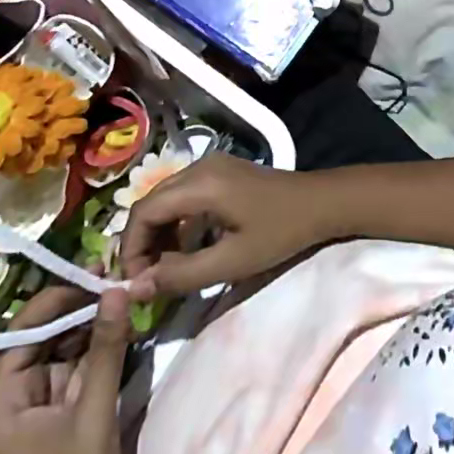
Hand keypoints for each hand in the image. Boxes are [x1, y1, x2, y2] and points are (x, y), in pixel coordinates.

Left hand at [0, 286, 132, 453]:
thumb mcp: (93, 412)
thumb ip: (105, 349)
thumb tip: (117, 288)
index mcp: (2, 406)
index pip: (20, 338)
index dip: (53, 304)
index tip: (90, 277)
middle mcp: (14, 403)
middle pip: (42, 342)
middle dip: (77, 311)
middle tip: (114, 280)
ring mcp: (39, 411)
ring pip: (63, 354)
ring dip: (92, 327)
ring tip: (122, 297)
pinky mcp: (62, 418)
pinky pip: (77, 371)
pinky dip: (98, 351)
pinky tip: (122, 328)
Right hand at [119, 155, 330, 297]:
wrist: (322, 202)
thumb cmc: (281, 231)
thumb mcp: (232, 261)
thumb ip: (181, 274)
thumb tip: (135, 288)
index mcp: (200, 184)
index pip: (143, 212)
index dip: (130, 249)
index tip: (135, 283)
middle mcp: (200, 167)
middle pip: (151, 202)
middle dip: (141, 242)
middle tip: (145, 280)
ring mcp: (213, 166)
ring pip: (166, 198)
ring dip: (159, 233)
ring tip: (164, 270)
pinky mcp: (223, 172)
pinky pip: (185, 195)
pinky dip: (177, 222)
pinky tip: (186, 248)